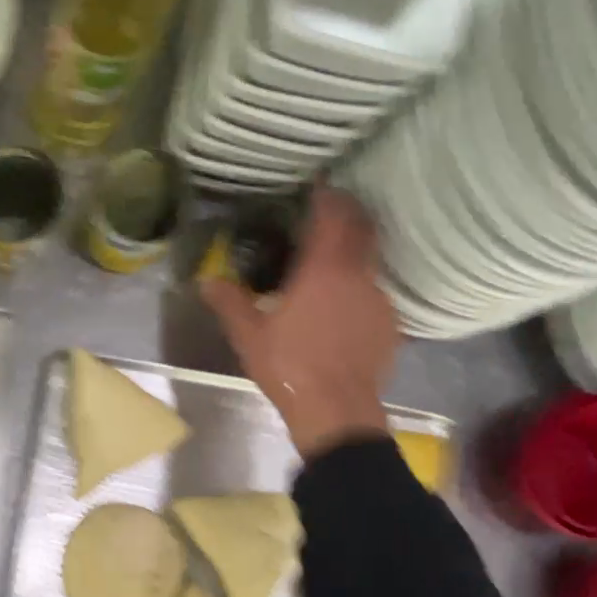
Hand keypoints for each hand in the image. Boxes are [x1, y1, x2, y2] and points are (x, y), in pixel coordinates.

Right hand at [203, 186, 399, 459]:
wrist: (336, 410)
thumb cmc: (289, 366)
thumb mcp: (250, 336)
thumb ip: (230, 302)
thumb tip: (207, 279)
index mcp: (324, 269)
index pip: (333, 216)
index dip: (327, 197)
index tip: (319, 186)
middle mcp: (359, 274)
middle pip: (362, 230)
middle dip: (347, 216)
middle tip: (329, 213)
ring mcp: (379, 298)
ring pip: (370, 261)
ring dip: (354, 253)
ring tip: (332, 262)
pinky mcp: (389, 323)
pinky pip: (374, 294)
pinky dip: (359, 288)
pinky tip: (342, 306)